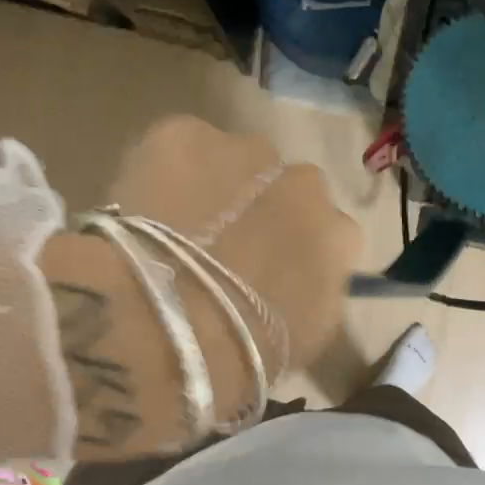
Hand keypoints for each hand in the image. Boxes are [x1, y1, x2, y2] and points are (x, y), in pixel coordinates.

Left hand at [103, 115, 360, 370]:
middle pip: (287, 187)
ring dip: (220, 183)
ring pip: (237, 160)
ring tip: (180, 224)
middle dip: (265, 209)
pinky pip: (181, 146)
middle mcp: (304, 181)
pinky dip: (168, 169)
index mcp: (338, 235)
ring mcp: (244, 151)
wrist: (164, 323)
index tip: (270, 274)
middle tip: (225, 246)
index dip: (297, 250)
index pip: (329, 233)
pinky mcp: (183, 134)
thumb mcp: (312, 335)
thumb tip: (302, 278)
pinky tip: (146, 205)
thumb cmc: (247, 350)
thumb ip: (319, 290)